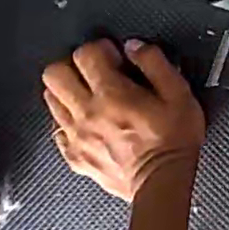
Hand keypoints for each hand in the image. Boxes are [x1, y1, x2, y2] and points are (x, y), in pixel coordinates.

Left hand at [42, 39, 204, 201]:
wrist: (162, 183)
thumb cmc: (173, 137)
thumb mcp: (178, 91)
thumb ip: (155, 62)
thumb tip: (134, 46)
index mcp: (112, 94)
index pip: (85, 54)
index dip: (101, 47)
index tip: (116, 55)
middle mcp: (86, 114)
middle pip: (54, 74)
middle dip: (74, 65)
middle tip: (97, 70)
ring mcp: (75, 137)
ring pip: (50, 99)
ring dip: (69, 89)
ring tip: (94, 93)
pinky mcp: (73, 155)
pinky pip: (57, 127)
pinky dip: (69, 117)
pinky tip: (91, 119)